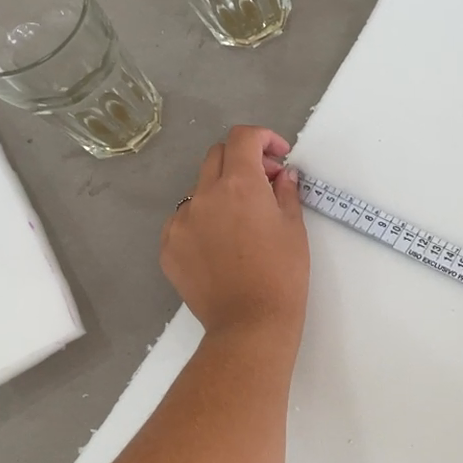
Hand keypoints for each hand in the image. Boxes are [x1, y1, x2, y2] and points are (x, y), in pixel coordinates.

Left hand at [161, 126, 308, 343]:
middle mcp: (204, 195)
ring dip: (222, 192)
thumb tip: (282, 175)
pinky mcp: (168, 246)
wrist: (250, 323)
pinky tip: (222, 246)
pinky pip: (185, 220)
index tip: (279, 155)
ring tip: (243, 222)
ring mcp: (181, 221)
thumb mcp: (294, 228)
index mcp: (240, 185)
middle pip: (217, 156)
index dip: (263, 138)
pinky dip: (204, 220)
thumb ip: (286, 192)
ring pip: (200, 189)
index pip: (243, 138)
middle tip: (266, 183)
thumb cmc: (283, 274)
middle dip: (243, 160)